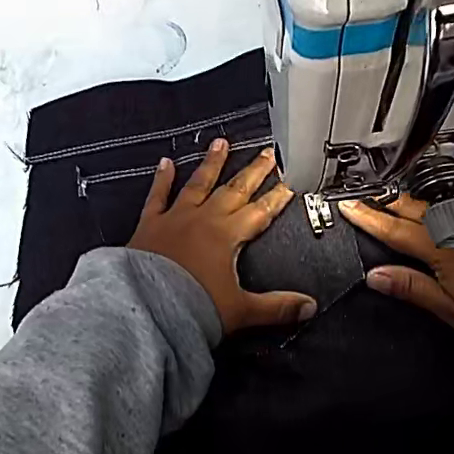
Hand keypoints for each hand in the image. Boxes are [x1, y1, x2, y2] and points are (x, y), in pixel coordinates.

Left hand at [129, 139, 317, 333]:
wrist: (145, 307)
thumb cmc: (191, 307)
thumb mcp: (241, 310)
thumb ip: (276, 307)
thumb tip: (308, 307)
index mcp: (227, 236)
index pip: (261, 211)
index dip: (277, 197)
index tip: (289, 183)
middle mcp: (203, 220)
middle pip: (235, 189)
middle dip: (253, 171)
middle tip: (266, 153)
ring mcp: (176, 218)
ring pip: (198, 184)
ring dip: (212, 163)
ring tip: (221, 143)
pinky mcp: (150, 225)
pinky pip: (158, 196)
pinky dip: (162, 179)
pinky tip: (165, 163)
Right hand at [338, 151, 453, 343]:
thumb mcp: (449, 308)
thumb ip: (410, 287)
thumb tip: (375, 275)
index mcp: (440, 247)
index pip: (393, 230)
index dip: (368, 218)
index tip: (347, 206)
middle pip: (415, 207)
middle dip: (389, 201)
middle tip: (370, 195)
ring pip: (449, 192)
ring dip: (428, 187)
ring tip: (411, 182)